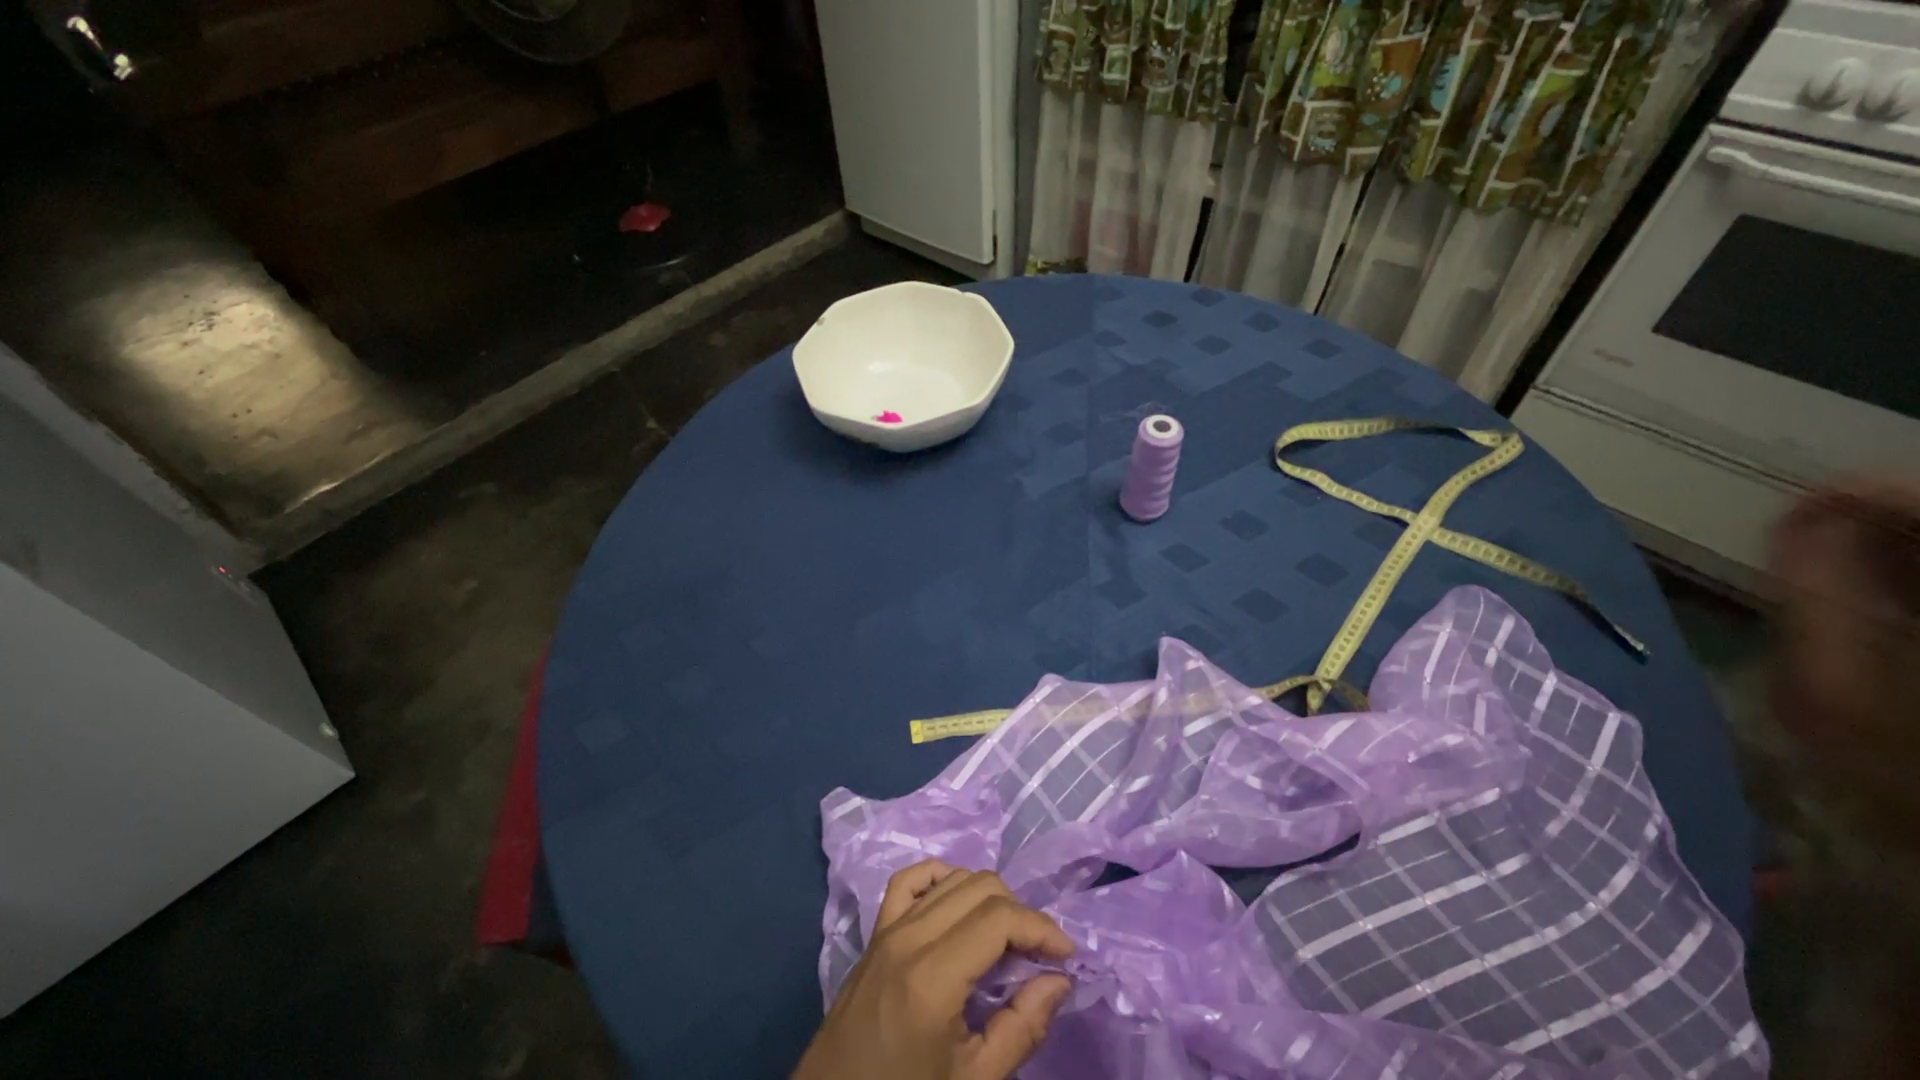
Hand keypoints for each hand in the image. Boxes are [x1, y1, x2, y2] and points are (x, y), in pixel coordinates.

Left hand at [793, 861, 1074, 1079]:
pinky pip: (908, 881)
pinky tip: (960, 904)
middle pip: (980, 888)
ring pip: (950, 879)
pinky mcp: (873, 935)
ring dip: (988, 899)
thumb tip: (1058, 980)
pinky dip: (940, 879)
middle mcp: (908, 938)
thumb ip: (1021, 1029)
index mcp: (932, 975)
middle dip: (1020, 914)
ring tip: (1007, 942)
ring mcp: (886, 931)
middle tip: (1038, 956)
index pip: (1000, 918)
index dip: (1042, 929)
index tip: (1066, 958)